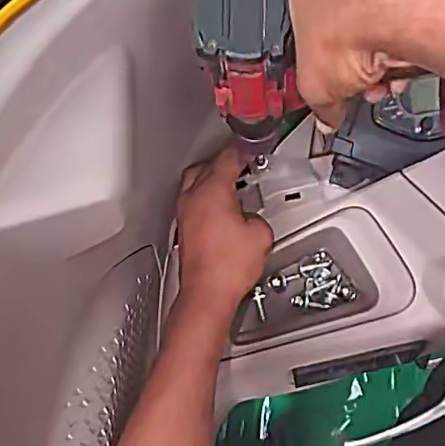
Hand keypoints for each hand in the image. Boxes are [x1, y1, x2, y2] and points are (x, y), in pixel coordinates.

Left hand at [176, 146, 272, 320]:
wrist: (207, 294)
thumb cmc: (226, 268)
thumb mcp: (261, 235)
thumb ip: (258, 218)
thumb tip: (253, 221)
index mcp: (212, 191)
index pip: (227, 158)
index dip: (243, 152)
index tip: (251, 151)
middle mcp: (193, 199)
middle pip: (206, 166)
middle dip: (224, 164)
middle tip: (241, 166)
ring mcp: (185, 215)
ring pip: (195, 184)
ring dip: (211, 180)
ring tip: (231, 186)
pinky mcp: (183, 231)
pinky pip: (193, 204)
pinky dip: (205, 200)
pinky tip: (220, 211)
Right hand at [285, 0, 444, 126]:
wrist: (402, 6)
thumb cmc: (351, 25)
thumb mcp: (314, 87)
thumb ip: (318, 105)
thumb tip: (327, 116)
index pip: (297, 25)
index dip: (311, 60)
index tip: (322, 80)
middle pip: (341, 24)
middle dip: (351, 62)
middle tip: (355, 85)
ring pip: (376, 20)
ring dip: (380, 56)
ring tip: (383, 78)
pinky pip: (406, 14)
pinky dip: (406, 39)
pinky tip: (405, 60)